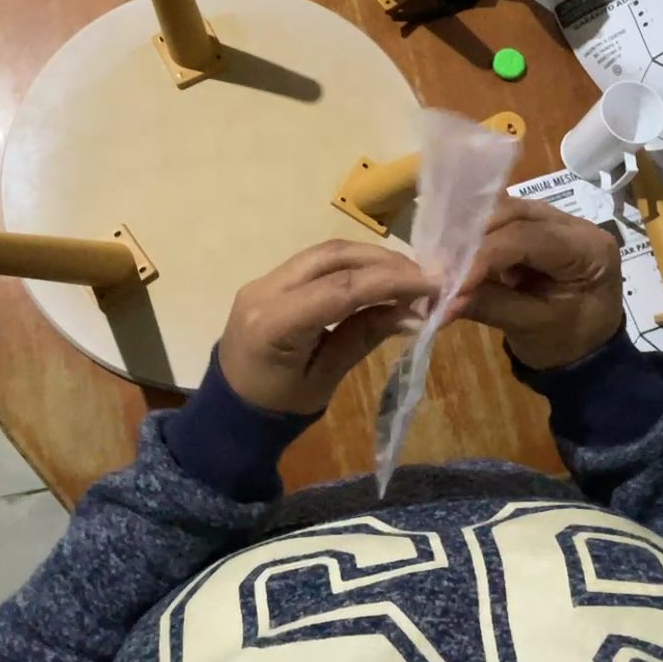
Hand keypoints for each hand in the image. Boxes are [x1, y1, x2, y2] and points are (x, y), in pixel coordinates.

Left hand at [218, 240, 435, 414]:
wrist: (231, 408)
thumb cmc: (278, 407)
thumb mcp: (324, 380)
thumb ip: (363, 337)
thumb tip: (411, 311)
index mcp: (272, 323)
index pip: (340, 289)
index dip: (390, 281)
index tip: (432, 284)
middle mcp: (264, 290)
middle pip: (332, 257)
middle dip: (384, 262)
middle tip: (425, 277)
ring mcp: (264, 280)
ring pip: (325, 253)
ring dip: (370, 258)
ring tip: (408, 275)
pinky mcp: (271, 279)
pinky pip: (317, 262)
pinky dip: (352, 264)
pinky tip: (379, 277)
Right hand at [453, 197, 623, 369]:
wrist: (585, 354)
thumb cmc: (567, 343)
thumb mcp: (530, 326)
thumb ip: (487, 304)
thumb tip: (438, 297)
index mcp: (588, 249)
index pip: (527, 238)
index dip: (483, 257)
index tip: (451, 283)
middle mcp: (575, 225)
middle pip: (514, 214)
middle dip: (473, 238)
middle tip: (441, 266)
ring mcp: (556, 222)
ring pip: (506, 211)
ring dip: (473, 234)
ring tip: (446, 260)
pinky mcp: (538, 228)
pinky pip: (504, 221)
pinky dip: (479, 237)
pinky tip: (457, 253)